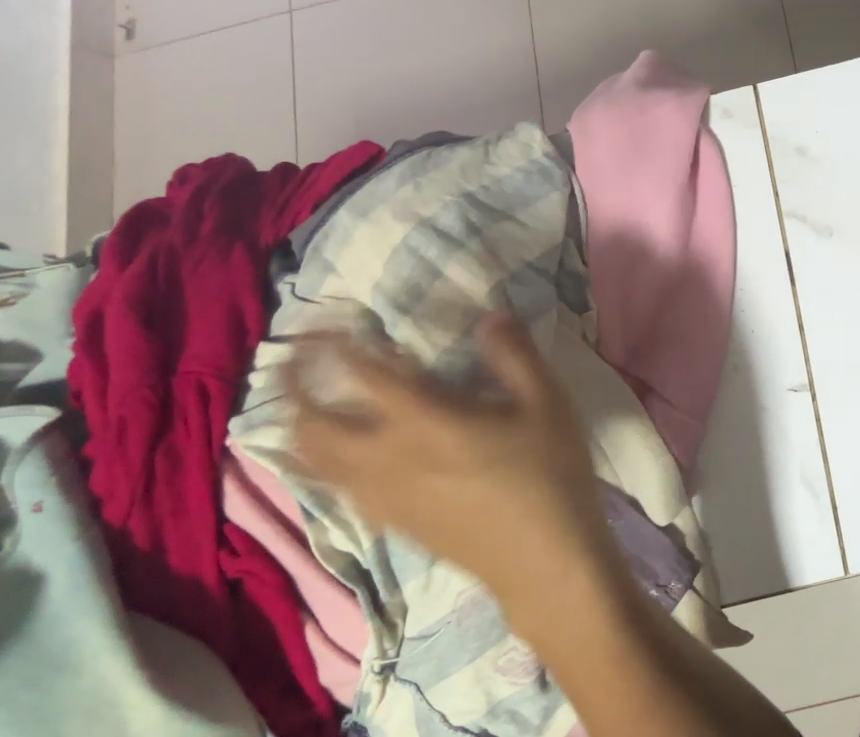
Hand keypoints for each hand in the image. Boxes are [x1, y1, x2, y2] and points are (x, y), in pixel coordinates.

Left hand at [288, 314, 616, 604]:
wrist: (542, 558)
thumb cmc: (549, 472)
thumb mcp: (547, 403)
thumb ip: (515, 356)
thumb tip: (490, 315)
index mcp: (423, 421)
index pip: (361, 374)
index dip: (338, 345)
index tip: (334, 321)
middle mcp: (384, 456)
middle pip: (311, 422)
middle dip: (296, 387)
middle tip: (302, 361)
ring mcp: (379, 494)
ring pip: (312, 459)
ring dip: (301, 426)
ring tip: (313, 403)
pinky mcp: (388, 520)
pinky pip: (333, 487)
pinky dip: (322, 463)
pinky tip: (345, 455)